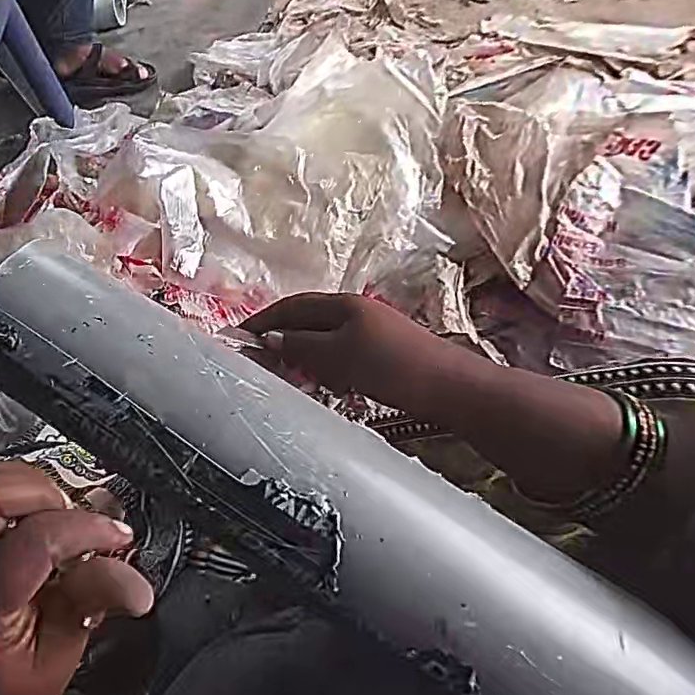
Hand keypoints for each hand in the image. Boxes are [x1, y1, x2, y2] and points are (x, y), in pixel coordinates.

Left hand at [0, 460, 154, 694]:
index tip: (117, 534)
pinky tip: (38, 515)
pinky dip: (18, 486)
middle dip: (42, 492)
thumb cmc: (15, 684)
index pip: (31, 544)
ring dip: (29, 486)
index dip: (84, 530)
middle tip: (72, 519)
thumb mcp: (61, 655)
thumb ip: (92, 603)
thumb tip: (135, 581)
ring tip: (56, 517)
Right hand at [240, 292, 441, 399]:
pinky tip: (327, 384)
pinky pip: (340, 354)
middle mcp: (356, 311)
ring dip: (303, 355)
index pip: (291, 306)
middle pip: (306, 320)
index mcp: (343, 305)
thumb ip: (301, 345)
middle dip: (282, 337)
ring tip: (291, 376)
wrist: (454, 390)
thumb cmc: (392, 367)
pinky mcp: (383, 352)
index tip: (240, 335)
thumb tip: (271, 339)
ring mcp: (372, 331)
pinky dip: (325, 366)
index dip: (264, 319)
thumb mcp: (338, 356)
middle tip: (261, 358)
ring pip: (323, 339)